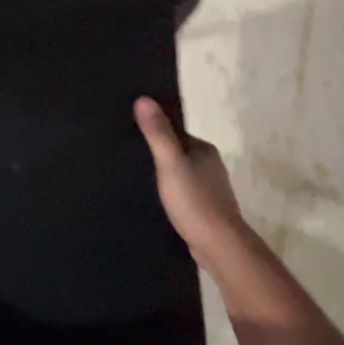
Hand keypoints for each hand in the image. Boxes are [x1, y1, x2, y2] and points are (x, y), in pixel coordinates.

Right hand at [133, 97, 244, 246]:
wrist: (218, 245)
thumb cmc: (195, 201)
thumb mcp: (170, 164)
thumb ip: (158, 134)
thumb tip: (144, 99)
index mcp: (204, 149)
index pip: (174, 132)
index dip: (153, 131)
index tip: (128, 133)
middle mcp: (209, 164)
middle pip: (176, 151)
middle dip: (156, 152)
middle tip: (125, 155)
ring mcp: (208, 187)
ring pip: (179, 173)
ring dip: (162, 174)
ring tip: (134, 176)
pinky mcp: (204, 207)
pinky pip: (181, 191)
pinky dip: (168, 191)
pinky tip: (153, 197)